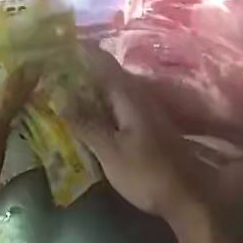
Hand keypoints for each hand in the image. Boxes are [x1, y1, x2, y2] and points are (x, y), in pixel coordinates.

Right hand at [71, 50, 211, 230]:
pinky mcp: (149, 125)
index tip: (58, 44)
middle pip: (108, 73)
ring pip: (114, 89)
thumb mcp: (110, 152)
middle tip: (53, 69)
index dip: (82, 51)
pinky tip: (89, 113)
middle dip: (82, 69)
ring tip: (64, 88)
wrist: (189, 197)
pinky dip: (102, 103)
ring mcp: (147, 110)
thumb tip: (59, 97)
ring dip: (91, 87)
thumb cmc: (147, 174)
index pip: (103, 61)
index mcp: (129, 96)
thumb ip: (86, 123)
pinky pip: (120, 103)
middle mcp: (140, 95)